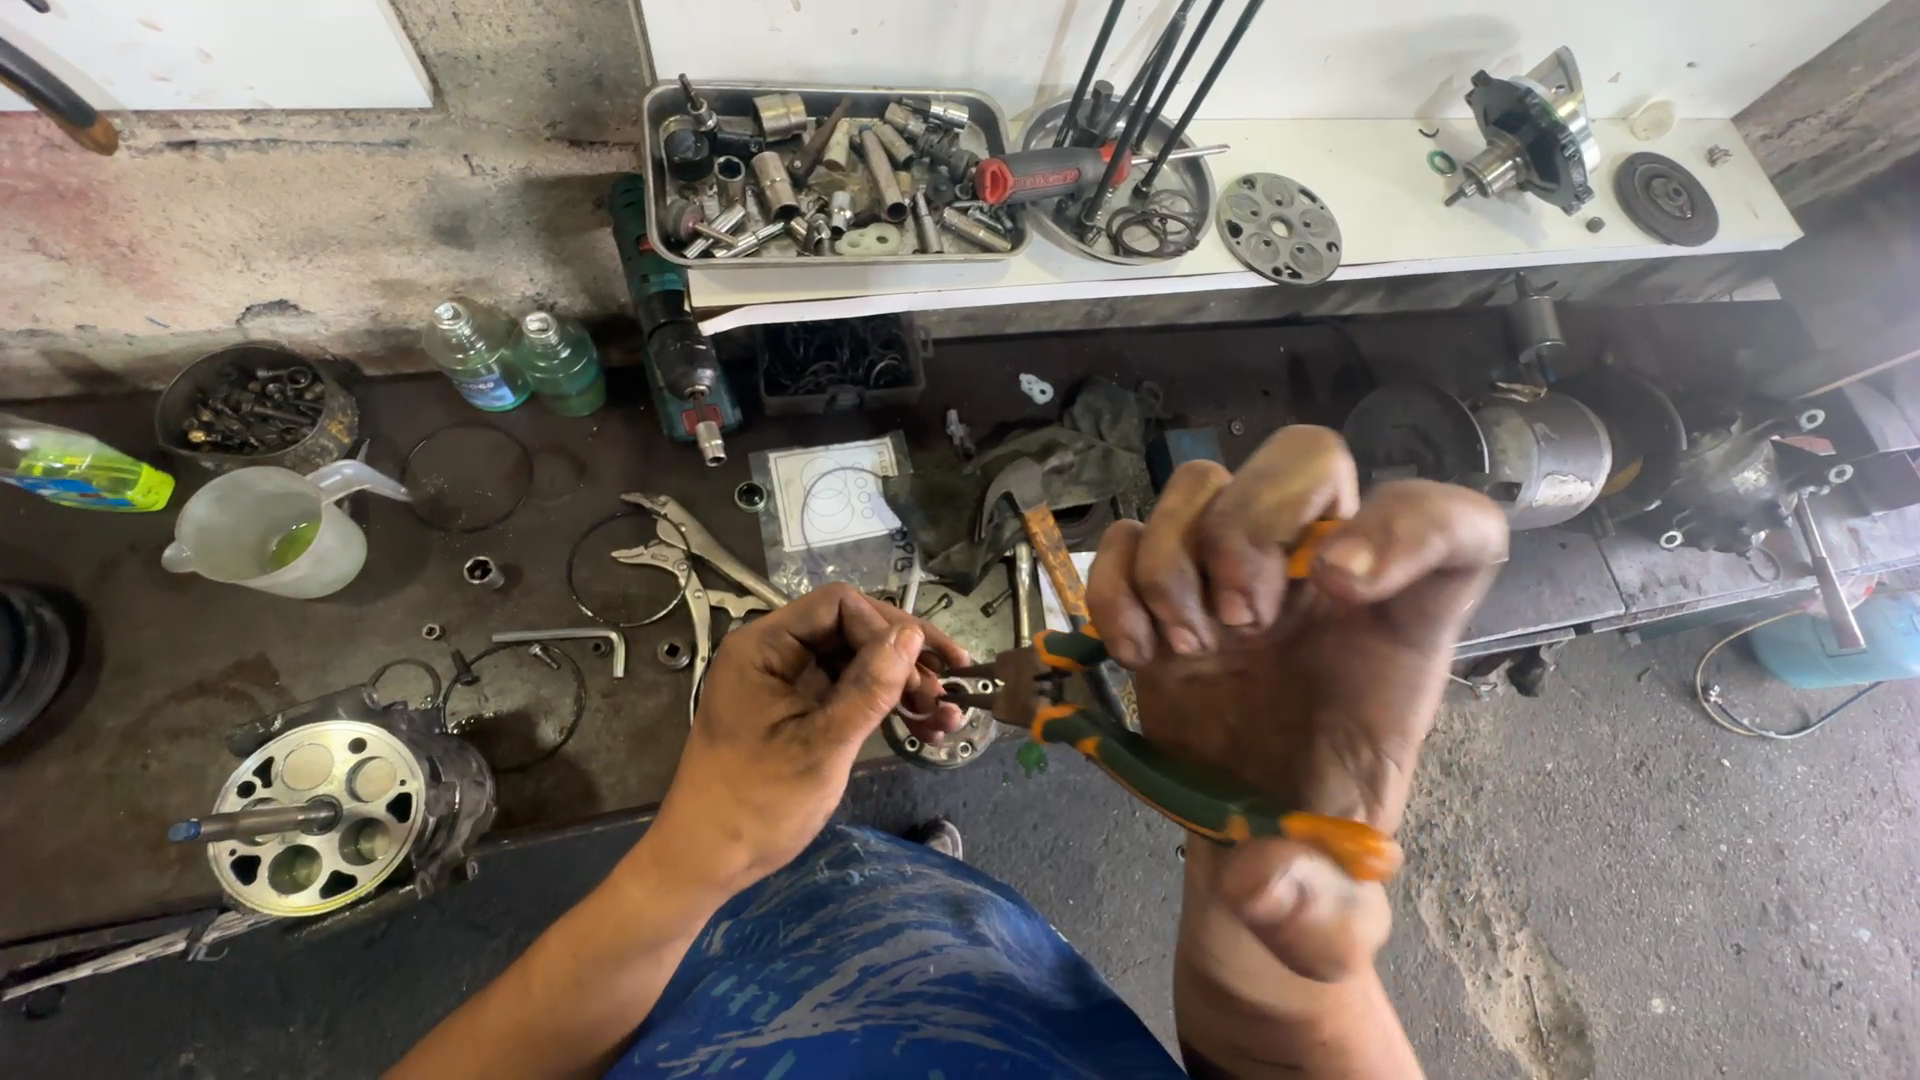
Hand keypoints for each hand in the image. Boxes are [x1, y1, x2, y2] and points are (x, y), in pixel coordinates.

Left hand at [646, 583, 969, 892]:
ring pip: (860, 661)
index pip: (838, 606)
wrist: (709, 862)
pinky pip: (853, 691)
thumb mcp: (821, 745)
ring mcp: (792, 682)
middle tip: (946, 691)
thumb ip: (869, 687)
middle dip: (903, 656)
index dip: (885, 629)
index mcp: (765, 647)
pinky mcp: (804, 709)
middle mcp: (777, 653)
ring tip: (946, 716)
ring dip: (903, 684)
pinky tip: (925, 727)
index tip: (920, 671)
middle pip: (854, 629)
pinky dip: (887, 706)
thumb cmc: (757, 804)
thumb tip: (912, 635)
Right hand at [1087, 426, 1507, 979]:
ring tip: (1183, 648)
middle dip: (1257, 526)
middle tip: (1239, 623)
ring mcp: (1227, 574)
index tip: (1337, 590)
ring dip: (1175, 557)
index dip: (1408, 525)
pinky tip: (1133, 651)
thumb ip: (1317, 912)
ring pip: (1204, 481)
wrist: (1235, 839)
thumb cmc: (1307, 852)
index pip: (1450, 525)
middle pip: (1309, 458)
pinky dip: (1114, 581)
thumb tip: (1259, 876)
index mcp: (1396, 630)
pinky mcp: (1160, 590)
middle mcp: (1314, 579)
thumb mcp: (1333, 910)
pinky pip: (1128, 533)